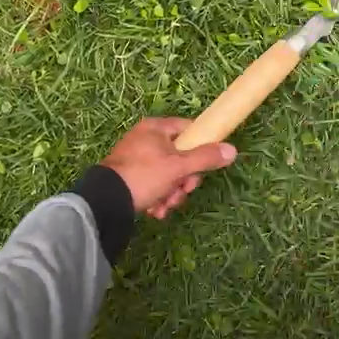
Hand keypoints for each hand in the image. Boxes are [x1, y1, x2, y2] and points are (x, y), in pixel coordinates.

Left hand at [101, 117, 237, 218]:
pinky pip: (153, 185)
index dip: (200, 148)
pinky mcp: (129, 178)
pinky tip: (154, 211)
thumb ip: (205, 158)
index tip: (202, 167)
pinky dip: (157, 199)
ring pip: (168, 175)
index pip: (188, 129)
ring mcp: (136, 159)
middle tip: (182, 191)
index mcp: (155, 128)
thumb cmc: (143, 176)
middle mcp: (145, 139)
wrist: (105, 201)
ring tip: (164, 205)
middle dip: (183, 180)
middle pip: (179, 157)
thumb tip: (232, 150)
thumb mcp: (178, 167)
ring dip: (171, 194)